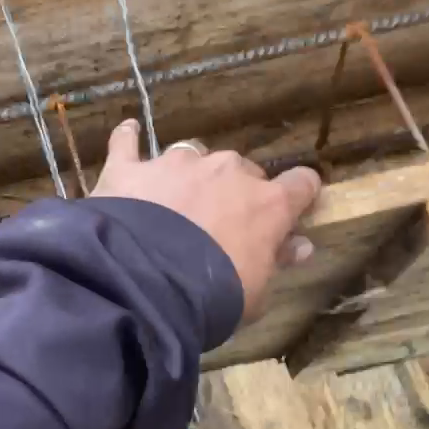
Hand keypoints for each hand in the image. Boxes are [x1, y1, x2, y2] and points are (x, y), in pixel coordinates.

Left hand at [90, 121, 321, 319]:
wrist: (144, 284)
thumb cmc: (211, 296)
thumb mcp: (255, 291)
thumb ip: (275, 261)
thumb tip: (299, 246)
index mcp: (267, 202)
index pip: (300, 184)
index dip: (297, 196)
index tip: (291, 210)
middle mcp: (226, 171)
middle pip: (240, 170)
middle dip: (232, 192)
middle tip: (215, 224)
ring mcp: (176, 164)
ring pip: (192, 156)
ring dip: (188, 175)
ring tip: (171, 201)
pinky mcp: (130, 169)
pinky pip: (128, 144)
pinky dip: (128, 139)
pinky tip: (128, 132)